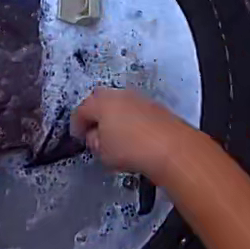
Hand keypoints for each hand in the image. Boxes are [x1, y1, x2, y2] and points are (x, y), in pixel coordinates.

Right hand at [72, 88, 198, 180]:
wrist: (172, 149)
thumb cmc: (135, 149)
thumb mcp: (102, 153)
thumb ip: (93, 142)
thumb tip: (95, 139)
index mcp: (99, 102)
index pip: (81, 111)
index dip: (77, 125)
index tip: (79, 135)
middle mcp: (118, 95)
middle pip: (99, 102)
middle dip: (96, 116)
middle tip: (95, 133)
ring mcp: (138, 99)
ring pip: (119, 104)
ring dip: (115, 117)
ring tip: (117, 139)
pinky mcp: (155, 107)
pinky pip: (137, 111)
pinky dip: (133, 122)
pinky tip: (136, 139)